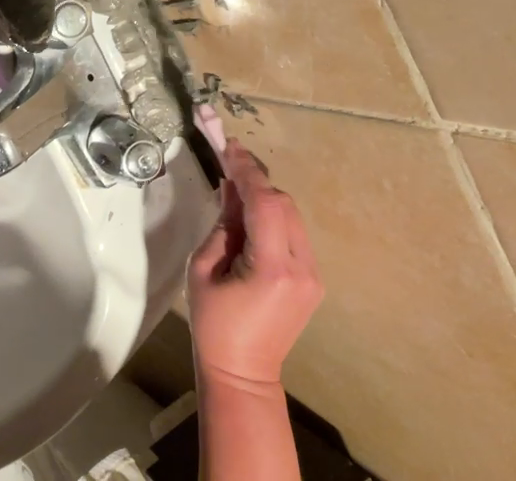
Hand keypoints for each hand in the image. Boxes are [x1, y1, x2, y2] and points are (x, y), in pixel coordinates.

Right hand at [187, 129, 323, 391]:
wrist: (243, 370)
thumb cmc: (213, 322)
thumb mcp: (202, 269)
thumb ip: (222, 227)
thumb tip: (230, 191)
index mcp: (273, 268)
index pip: (266, 204)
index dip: (248, 171)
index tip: (229, 146)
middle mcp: (302, 268)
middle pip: (284, 205)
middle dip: (256, 181)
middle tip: (227, 162)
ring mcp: (313, 275)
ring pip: (291, 216)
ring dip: (264, 198)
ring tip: (234, 189)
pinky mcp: (312, 280)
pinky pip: (293, 234)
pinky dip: (272, 217)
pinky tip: (249, 216)